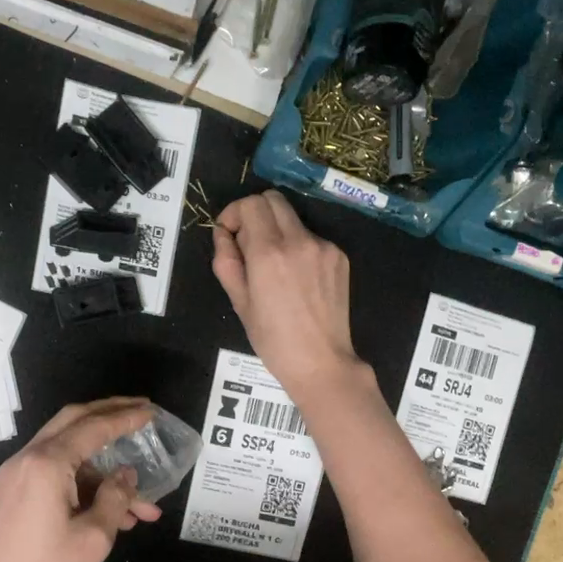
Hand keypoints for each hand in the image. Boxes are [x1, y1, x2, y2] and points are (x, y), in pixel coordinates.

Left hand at [0, 398, 163, 561]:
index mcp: (46, 464)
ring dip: (105, 473)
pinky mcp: (12, 496)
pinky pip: (54, 476)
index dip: (125, 418)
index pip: (92, 427)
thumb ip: (115, 498)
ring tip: (145, 505)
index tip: (152, 412)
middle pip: (72, 423)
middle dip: (108, 417)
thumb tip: (125, 476)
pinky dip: (85, 486)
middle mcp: (26, 460)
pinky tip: (116, 514)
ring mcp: (15, 478)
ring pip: (67, 457)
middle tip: (141, 413)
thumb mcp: (93, 538)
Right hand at [212, 191, 359, 395]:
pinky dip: (297, 249)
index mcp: (269, 253)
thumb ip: (227, 262)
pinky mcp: (338, 256)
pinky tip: (297, 281)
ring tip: (273, 270)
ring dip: (276, 232)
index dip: (234, 214)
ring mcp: (323, 246)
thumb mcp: (240, 304)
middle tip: (246, 243)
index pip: (250, 205)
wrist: (320, 362)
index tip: (228, 234)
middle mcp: (298, 241)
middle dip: (254, 214)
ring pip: (292, 219)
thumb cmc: (273, 341)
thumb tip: (223, 234)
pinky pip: (311, 239)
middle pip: (273, 200)